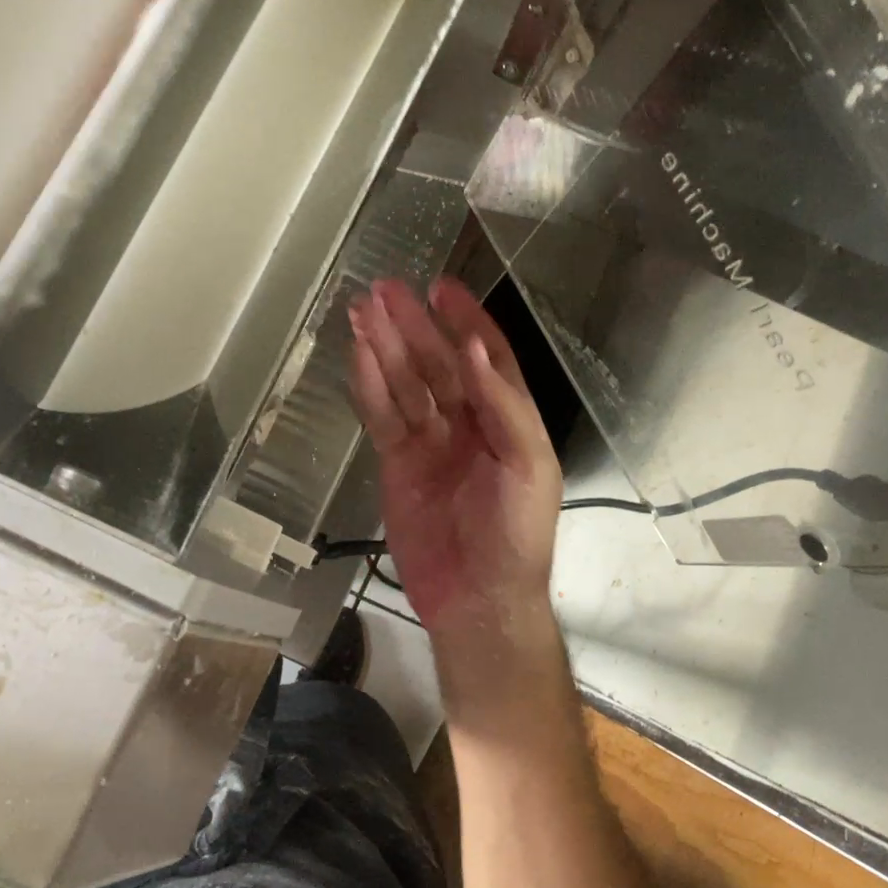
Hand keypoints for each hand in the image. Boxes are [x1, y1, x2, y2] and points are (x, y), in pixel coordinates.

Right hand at [347, 278, 561, 633]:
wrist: (477, 600)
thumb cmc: (516, 534)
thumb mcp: (528, 466)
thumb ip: (504, 406)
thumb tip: (475, 349)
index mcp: (507, 418)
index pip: (486, 357)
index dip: (466, 321)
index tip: (442, 288)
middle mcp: (468, 422)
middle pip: (437, 363)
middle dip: (414, 325)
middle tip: (385, 288)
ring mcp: (430, 442)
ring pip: (405, 384)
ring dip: (385, 346)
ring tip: (362, 309)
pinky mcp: (398, 463)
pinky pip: (382, 416)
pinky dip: (370, 386)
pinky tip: (359, 355)